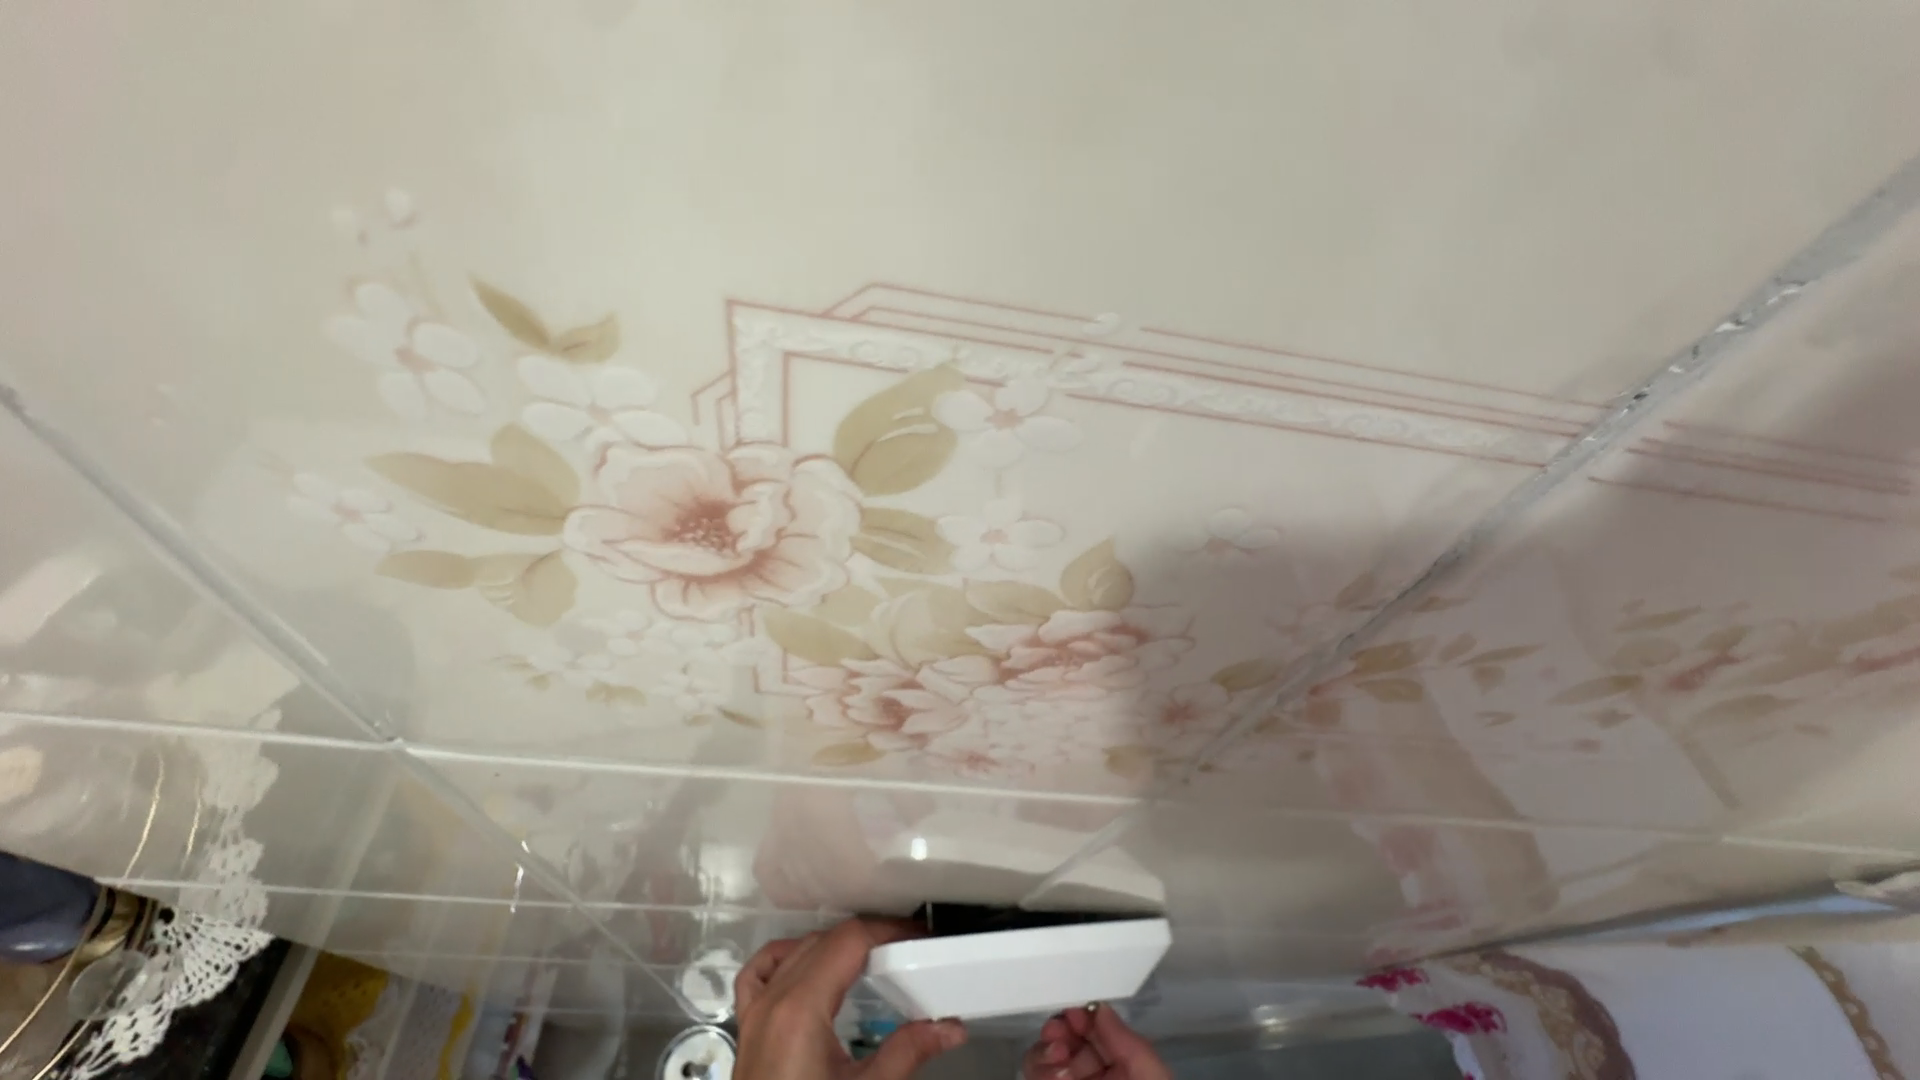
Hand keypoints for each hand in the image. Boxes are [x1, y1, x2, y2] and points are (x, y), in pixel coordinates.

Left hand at [734, 917, 966, 1079]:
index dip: (887, 929)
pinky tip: (808, 966)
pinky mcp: (746, 1027)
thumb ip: (907, 1053)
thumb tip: (951, 1027)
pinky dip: (785, 958)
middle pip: (826, 939)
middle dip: (869, 936)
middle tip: (907, 950)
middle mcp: (774, 998)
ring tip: (871, 957)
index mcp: (802, 1008)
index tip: (919, 937)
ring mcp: (755, 1011)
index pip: (849, 940)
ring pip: (796, 950)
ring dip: (834, 944)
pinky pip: (760, 972)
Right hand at [1022, 1004, 1169, 1079]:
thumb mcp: (1150, 1077)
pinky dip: (1041, 1074)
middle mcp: (1093, 1077)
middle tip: (1059, 1039)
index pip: (1093, 1031)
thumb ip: (1128, 1042)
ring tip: (1058, 1063)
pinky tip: (1056, 1077)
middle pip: (1062, 1042)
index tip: (1074, 1015)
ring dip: (1044, 1055)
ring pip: (1042, 1062)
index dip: (1080, 1017)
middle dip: (1057, 1033)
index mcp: (1121, 1066)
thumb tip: (1100, 1008)